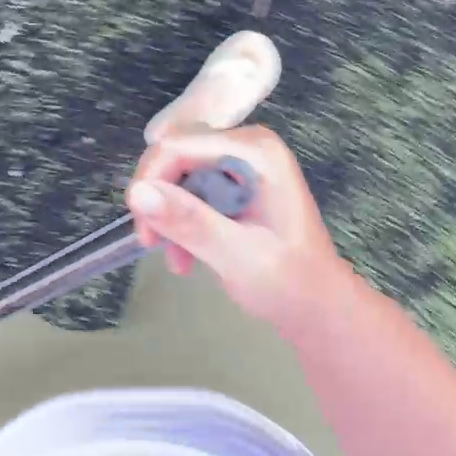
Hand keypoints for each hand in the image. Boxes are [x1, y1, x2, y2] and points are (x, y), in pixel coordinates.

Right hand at [128, 125, 349, 338]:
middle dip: (159, 199)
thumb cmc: (289, 284)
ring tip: (174, 258)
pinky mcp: (235, 181)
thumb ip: (189, 221)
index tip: (143, 229)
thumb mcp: (236, 255)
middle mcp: (247, 145)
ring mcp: (241, 162)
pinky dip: (181, 220)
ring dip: (168, 214)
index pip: (179, 145)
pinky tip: (184, 256)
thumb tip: (136, 193)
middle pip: (176, 155)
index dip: (151, 181)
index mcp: (255, 152)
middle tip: (153, 242)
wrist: (320, 310)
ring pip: (178, 173)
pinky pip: (190, 188)